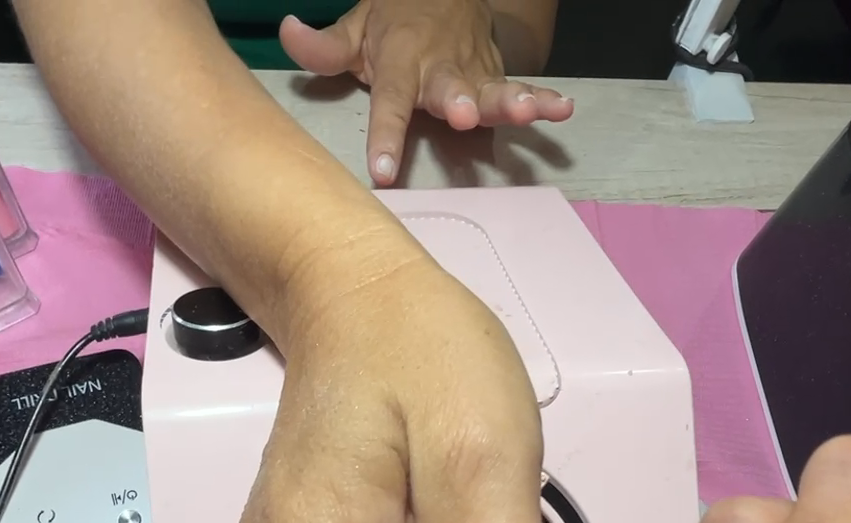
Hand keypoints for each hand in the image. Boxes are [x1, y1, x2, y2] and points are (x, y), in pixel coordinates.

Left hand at [280, 0, 572, 184]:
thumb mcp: (357, 29)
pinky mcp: (494, 79)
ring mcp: (472, 73)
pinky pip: (519, 89)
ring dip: (510, 101)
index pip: (390, 102)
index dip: (387, 135)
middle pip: (449, 88)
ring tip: (528, 113)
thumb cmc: (394, 23)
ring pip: (491, 88)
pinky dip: (543, 99)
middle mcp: (440, 68)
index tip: (384, 171)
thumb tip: (288, 35)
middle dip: (457, 103)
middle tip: (462, 118)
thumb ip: (326, 46)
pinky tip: (562, 110)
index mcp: (401, 61)